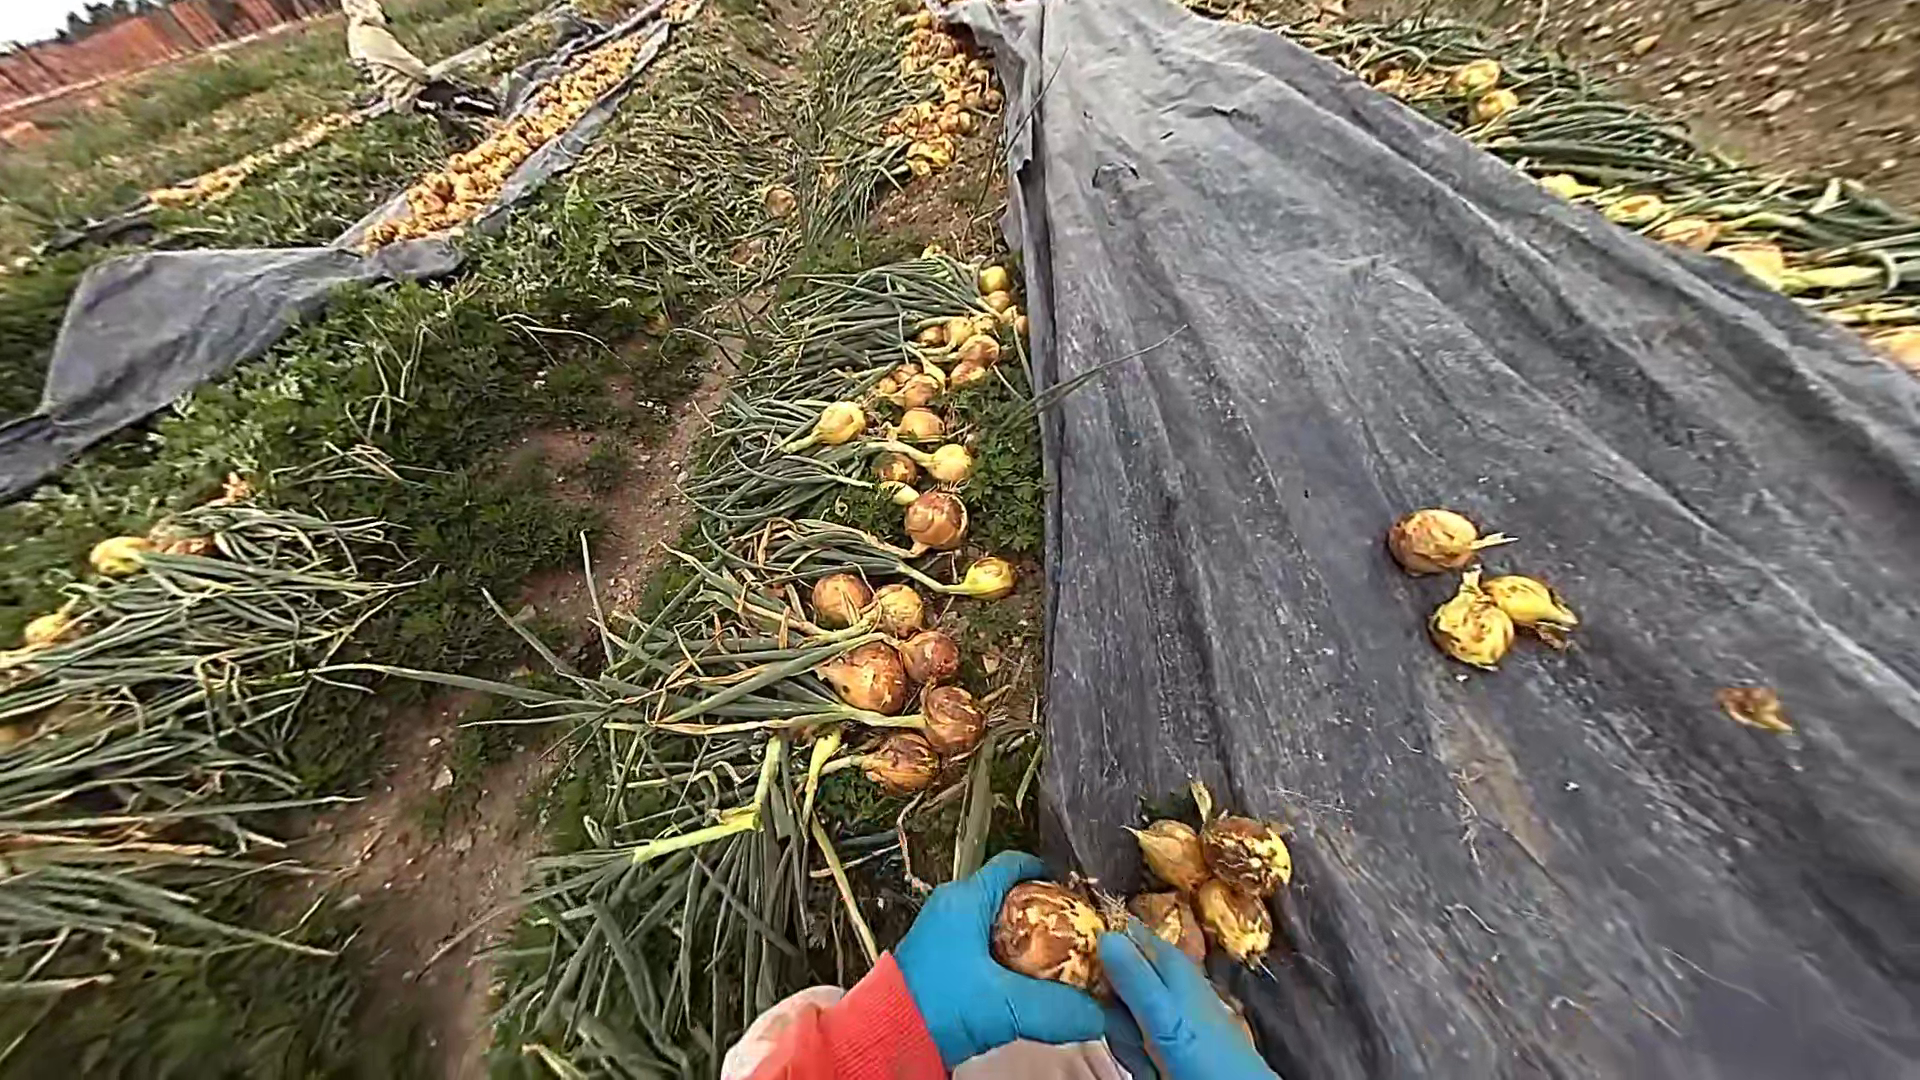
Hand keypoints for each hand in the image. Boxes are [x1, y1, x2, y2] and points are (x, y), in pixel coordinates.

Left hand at [894, 851, 1106, 1066]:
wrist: (887, 1037)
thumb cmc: (936, 1006)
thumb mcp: (1002, 1005)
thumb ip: (1054, 1009)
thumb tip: (1098, 1013)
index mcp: (965, 898)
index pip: (1010, 864)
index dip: (1042, 870)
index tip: (1069, 890)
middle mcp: (953, 905)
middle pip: (1007, 892)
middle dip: (1040, 909)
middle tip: (1069, 930)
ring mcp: (944, 929)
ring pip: (994, 919)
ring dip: (1023, 935)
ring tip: (1053, 958)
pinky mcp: (940, 955)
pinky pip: (981, 941)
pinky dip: (1004, 953)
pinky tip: (1022, 980)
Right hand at [1100, 920, 1278, 1079]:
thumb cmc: (1205, 1059)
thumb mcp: (1165, 1016)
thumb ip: (1134, 975)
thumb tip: (1101, 932)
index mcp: (1165, 959)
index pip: (1118, 931)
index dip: (1098, 948)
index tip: (1088, 977)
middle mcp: (1162, 979)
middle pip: (1114, 979)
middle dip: (1112, 1009)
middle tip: (1129, 1034)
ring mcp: (1165, 1011)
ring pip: (1120, 1014)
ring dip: (1125, 1040)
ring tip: (1147, 1062)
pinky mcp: (1167, 1041)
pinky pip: (1134, 1040)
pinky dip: (1137, 1058)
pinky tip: (1151, 1073)